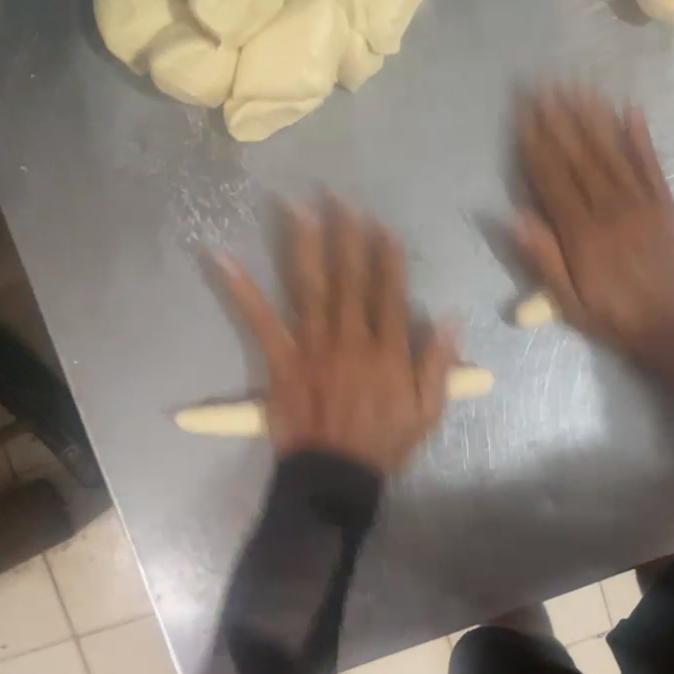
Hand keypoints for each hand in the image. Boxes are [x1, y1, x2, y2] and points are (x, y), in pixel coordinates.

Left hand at [210, 195, 457, 473]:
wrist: (334, 476)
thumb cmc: (384, 443)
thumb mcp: (429, 411)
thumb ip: (439, 364)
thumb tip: (450, 318)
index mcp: (387, 351)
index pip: (389, 293)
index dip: (387, 257)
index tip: (382, 225)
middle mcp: (350, 339)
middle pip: (349, 279)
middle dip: (345, 235)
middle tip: (339, 197)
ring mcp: (313, 347)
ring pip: (310, 288)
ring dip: (303, 245)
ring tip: (298, 207)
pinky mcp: (280, 361)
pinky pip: (260, 321)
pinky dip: (241, 289)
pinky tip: (223, 257)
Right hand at [514, 84, 673, 371]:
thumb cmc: (617, 318)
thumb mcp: (570, 301)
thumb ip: (544, 258)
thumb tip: (515, 217)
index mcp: (581, 234)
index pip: (552, 179)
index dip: (537, 144)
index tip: (524, 113)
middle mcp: (609, 209)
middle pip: (580, 157)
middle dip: (560, 119)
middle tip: (545, 85)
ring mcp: (642, 204)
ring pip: (613, 152)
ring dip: (594, 118)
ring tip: (578, 86)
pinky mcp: (667, 205)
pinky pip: (652, 165)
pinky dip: (640, 137)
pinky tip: (630, 111)